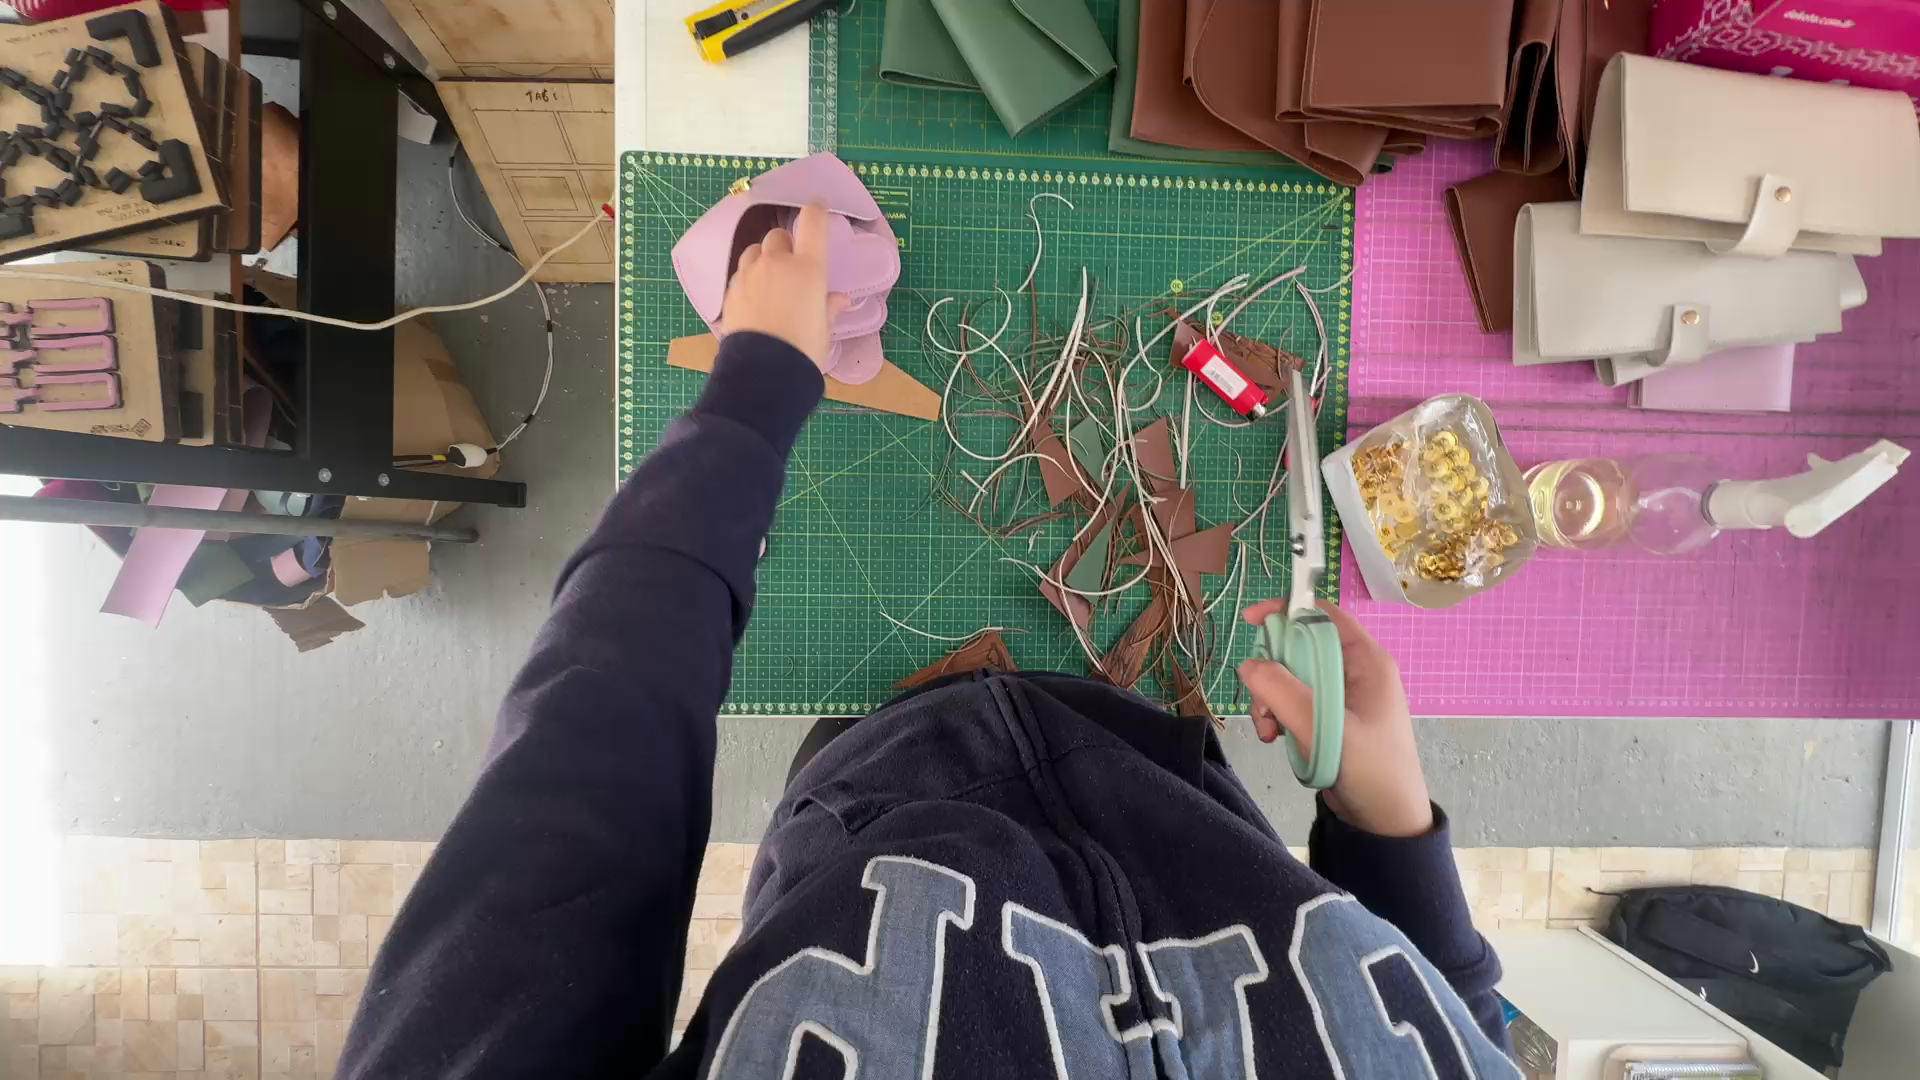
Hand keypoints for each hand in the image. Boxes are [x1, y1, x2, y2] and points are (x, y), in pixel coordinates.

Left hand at [721, 202, 848, 372]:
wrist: (764, 372)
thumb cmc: (804, 350)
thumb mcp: (824, 330)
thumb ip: (830, 308)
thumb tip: (840, 299)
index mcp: (808, 269)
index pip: (812, 222)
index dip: (815, 210)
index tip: (817, 208)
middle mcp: (776, 263)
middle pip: (778, 236)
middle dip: (785, 245)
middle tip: (792, 265)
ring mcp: (749, 274)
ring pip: (754, 252)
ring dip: (763, 259)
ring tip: (770, 281)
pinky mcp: (731, 291)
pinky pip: (740, 274)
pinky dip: (748, 280)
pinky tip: (755, 300)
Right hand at [1236, 599, 1433, 836]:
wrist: (1384, 822)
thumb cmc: (1371, 770)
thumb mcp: (1326, 729)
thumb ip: (1285, 692)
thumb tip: (1248, 664)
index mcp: (1365, 661)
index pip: (1322, 614)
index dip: (1286, 610)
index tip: (1251, 620)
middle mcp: (1350, 670)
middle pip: (1294, 645)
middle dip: (1270, 670)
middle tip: (1262, 700)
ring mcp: (1335, 694)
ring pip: (1284, 674)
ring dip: (1268, 698)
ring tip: (1270, 730)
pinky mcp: (1323, 714)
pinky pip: (1286, 698)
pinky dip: (1273, 714)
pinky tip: (1274, 738)